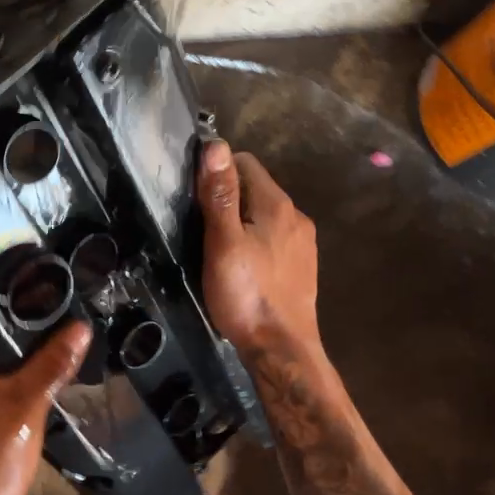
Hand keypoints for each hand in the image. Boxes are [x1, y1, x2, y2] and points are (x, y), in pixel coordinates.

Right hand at [196, 140, 319, 352]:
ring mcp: (303, 242)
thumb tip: (215, 145)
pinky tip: (240, 266)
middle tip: (198, 226)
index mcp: (277, 205)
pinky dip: (254, 241)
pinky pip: (273, 238)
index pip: (244, 162)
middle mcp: (296, 216)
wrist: (281, 349)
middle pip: (255, 188)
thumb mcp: (222, 243)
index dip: (215, 172)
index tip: (192, 197)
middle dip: (226, 197)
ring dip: (241, 221)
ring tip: (215, 248)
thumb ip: (219, 195)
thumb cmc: (246, 294)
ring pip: (264, 214)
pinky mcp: (302, 265)